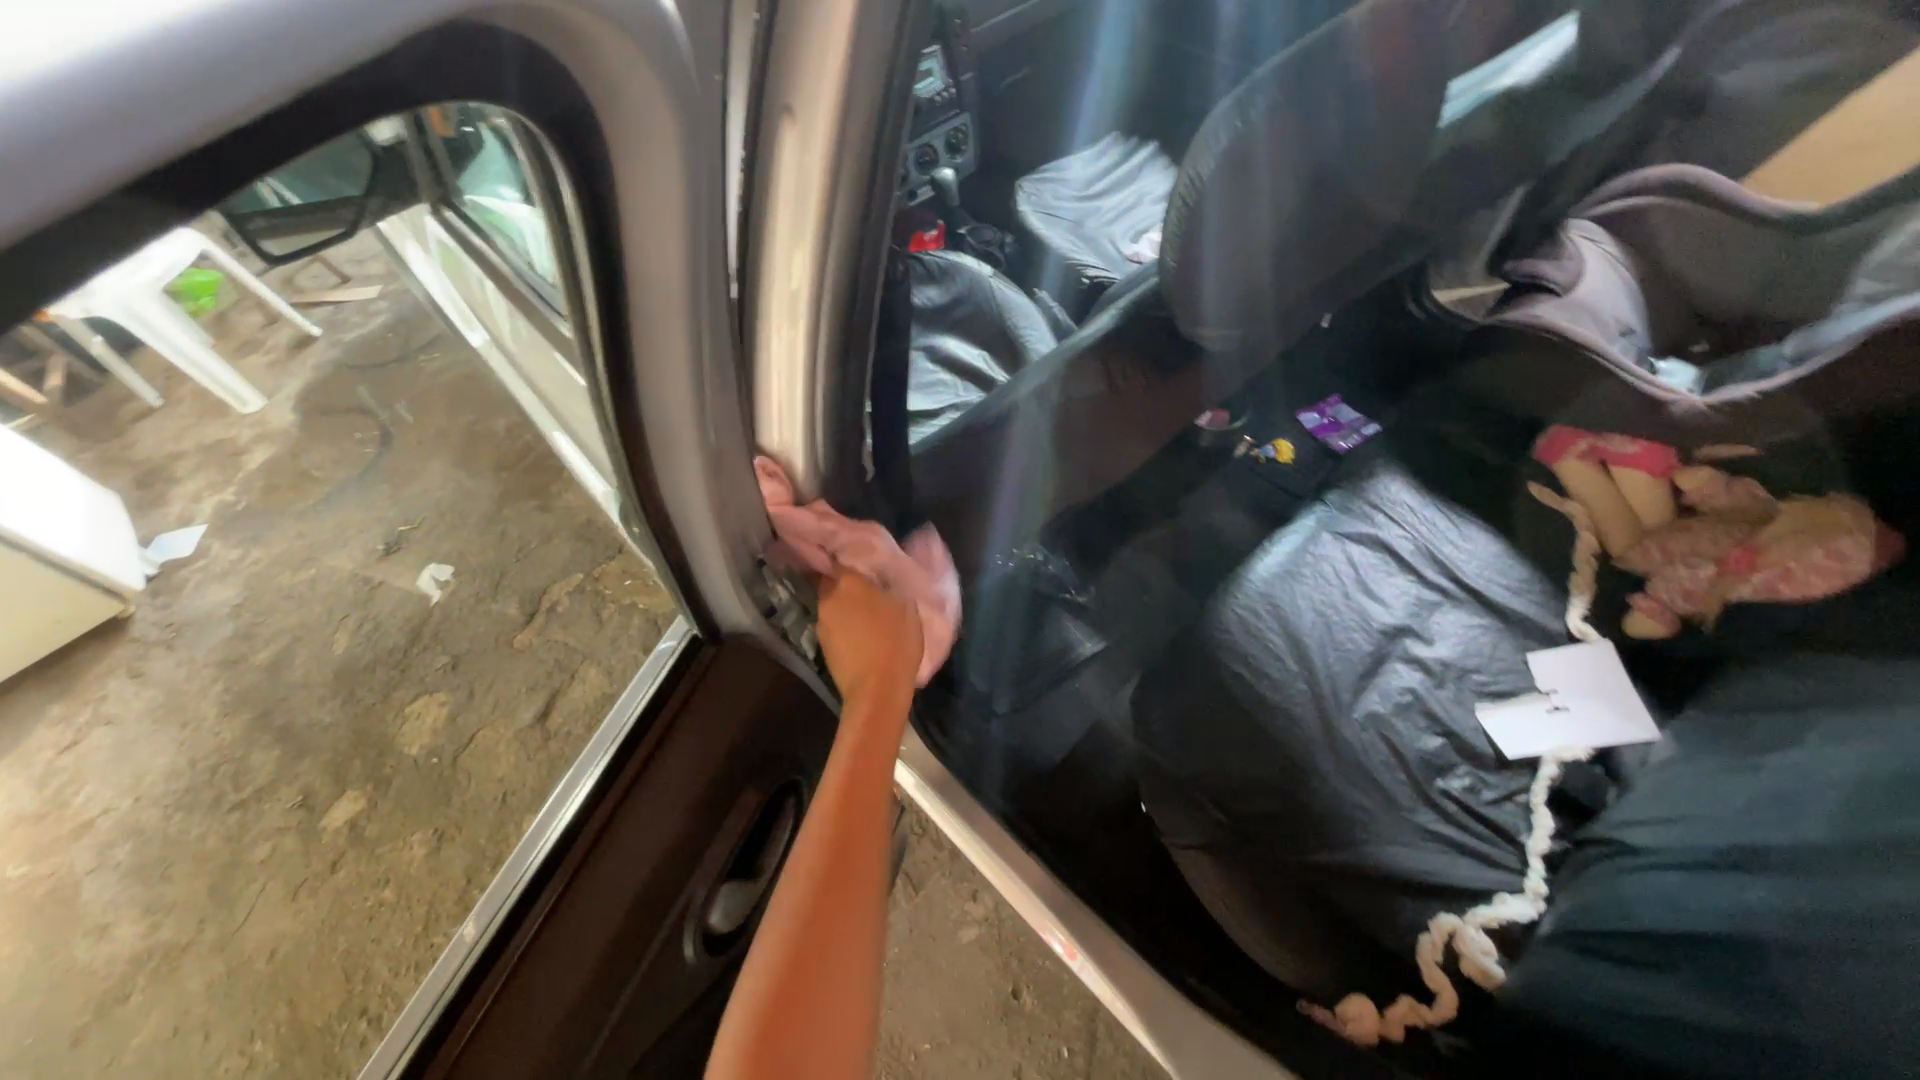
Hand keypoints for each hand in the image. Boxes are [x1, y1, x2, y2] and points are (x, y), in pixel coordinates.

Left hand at [816, 572, 922, 702]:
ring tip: (868, 616)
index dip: (854, 560)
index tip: (867, 564)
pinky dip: (845, 627)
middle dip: (849, 584)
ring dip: (846, 607)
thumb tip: (884, 575)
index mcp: (848, 582)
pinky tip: (861, 636)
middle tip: (871, 590)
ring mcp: (821, 623)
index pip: (842, 559)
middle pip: (835, 583)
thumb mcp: (906, 605)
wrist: (876, 690)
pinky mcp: (821, 646)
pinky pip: (834, 626)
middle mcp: (828, 598)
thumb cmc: (896, 642)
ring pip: (833, 606)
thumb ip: (891, 584)